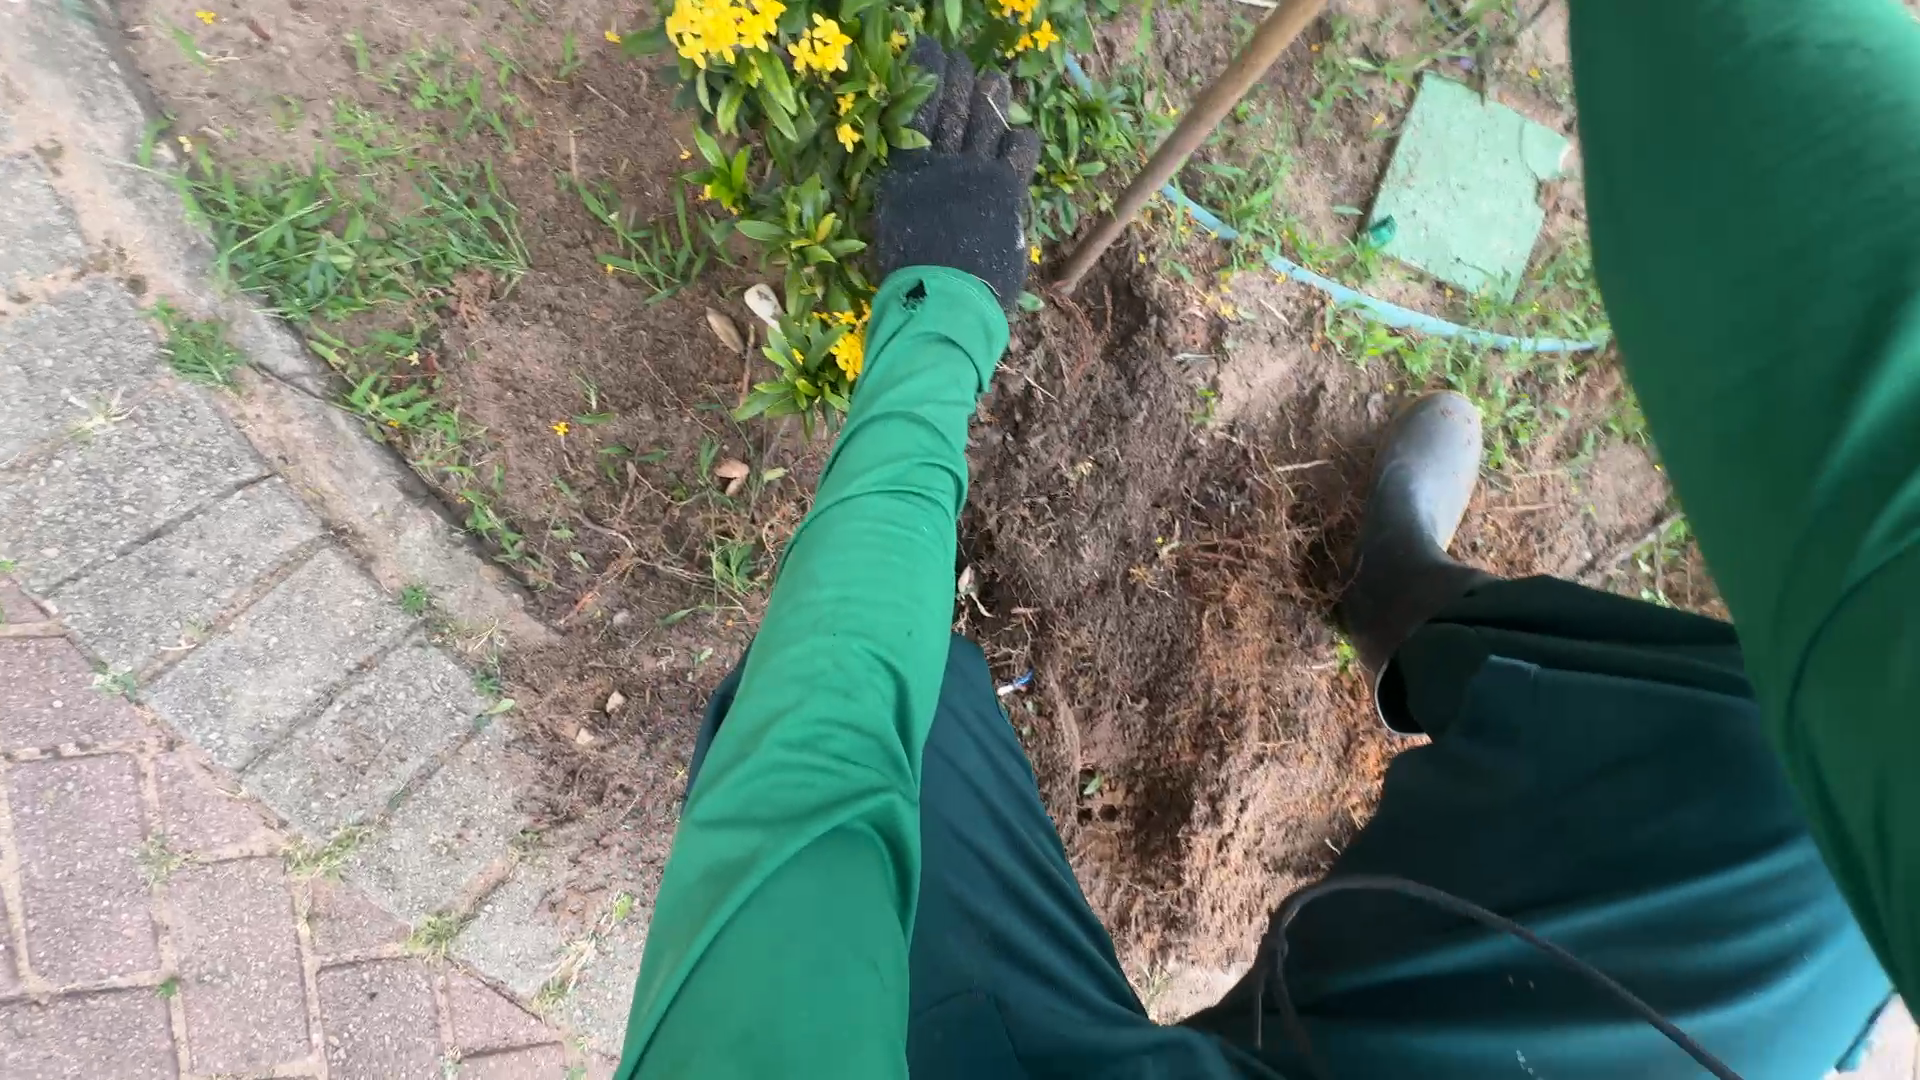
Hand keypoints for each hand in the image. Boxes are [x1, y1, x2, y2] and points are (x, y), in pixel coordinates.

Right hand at [872, 40, 1040, 311]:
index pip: (914, 113)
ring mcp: (975, 172)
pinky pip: (1019, 148)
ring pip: (986, 118)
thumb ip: (907, 208)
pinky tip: (1019, 139)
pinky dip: (1021, 140)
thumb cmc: (913, 283)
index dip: (924, 80)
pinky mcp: (1005, 188)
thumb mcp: (895, 238)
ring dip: (992, 98)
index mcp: (907, 176)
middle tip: (961, 65)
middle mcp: (941, 165)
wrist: (943, 299)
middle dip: (957, 80)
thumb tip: (910, 197)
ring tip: (995, 83)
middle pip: (951, 106)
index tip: (929, 56)